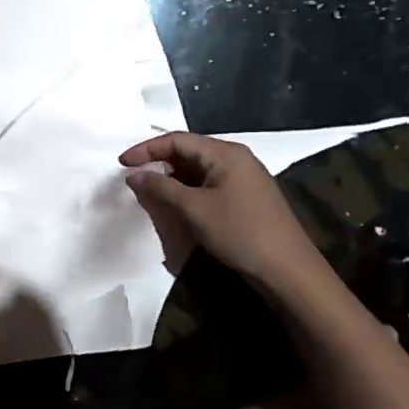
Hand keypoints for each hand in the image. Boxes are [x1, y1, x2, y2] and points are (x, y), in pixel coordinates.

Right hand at [119, 133, 333, 293]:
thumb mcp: (195, 209)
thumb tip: (134, 174)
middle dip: (159, 163)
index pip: (178, 139)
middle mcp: (236, 158)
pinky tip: (177, 205)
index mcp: (225, 152)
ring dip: (173, 179)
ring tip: (151, 194)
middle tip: (134, 179)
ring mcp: (244, 177)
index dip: (146, 149)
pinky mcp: (247, 197)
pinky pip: (210, 184)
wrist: (287, 269)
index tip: (121, 163)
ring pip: (199, 170)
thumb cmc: (239, 232)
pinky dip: (189, 191)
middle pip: (189, 151)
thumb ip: (161, 188)